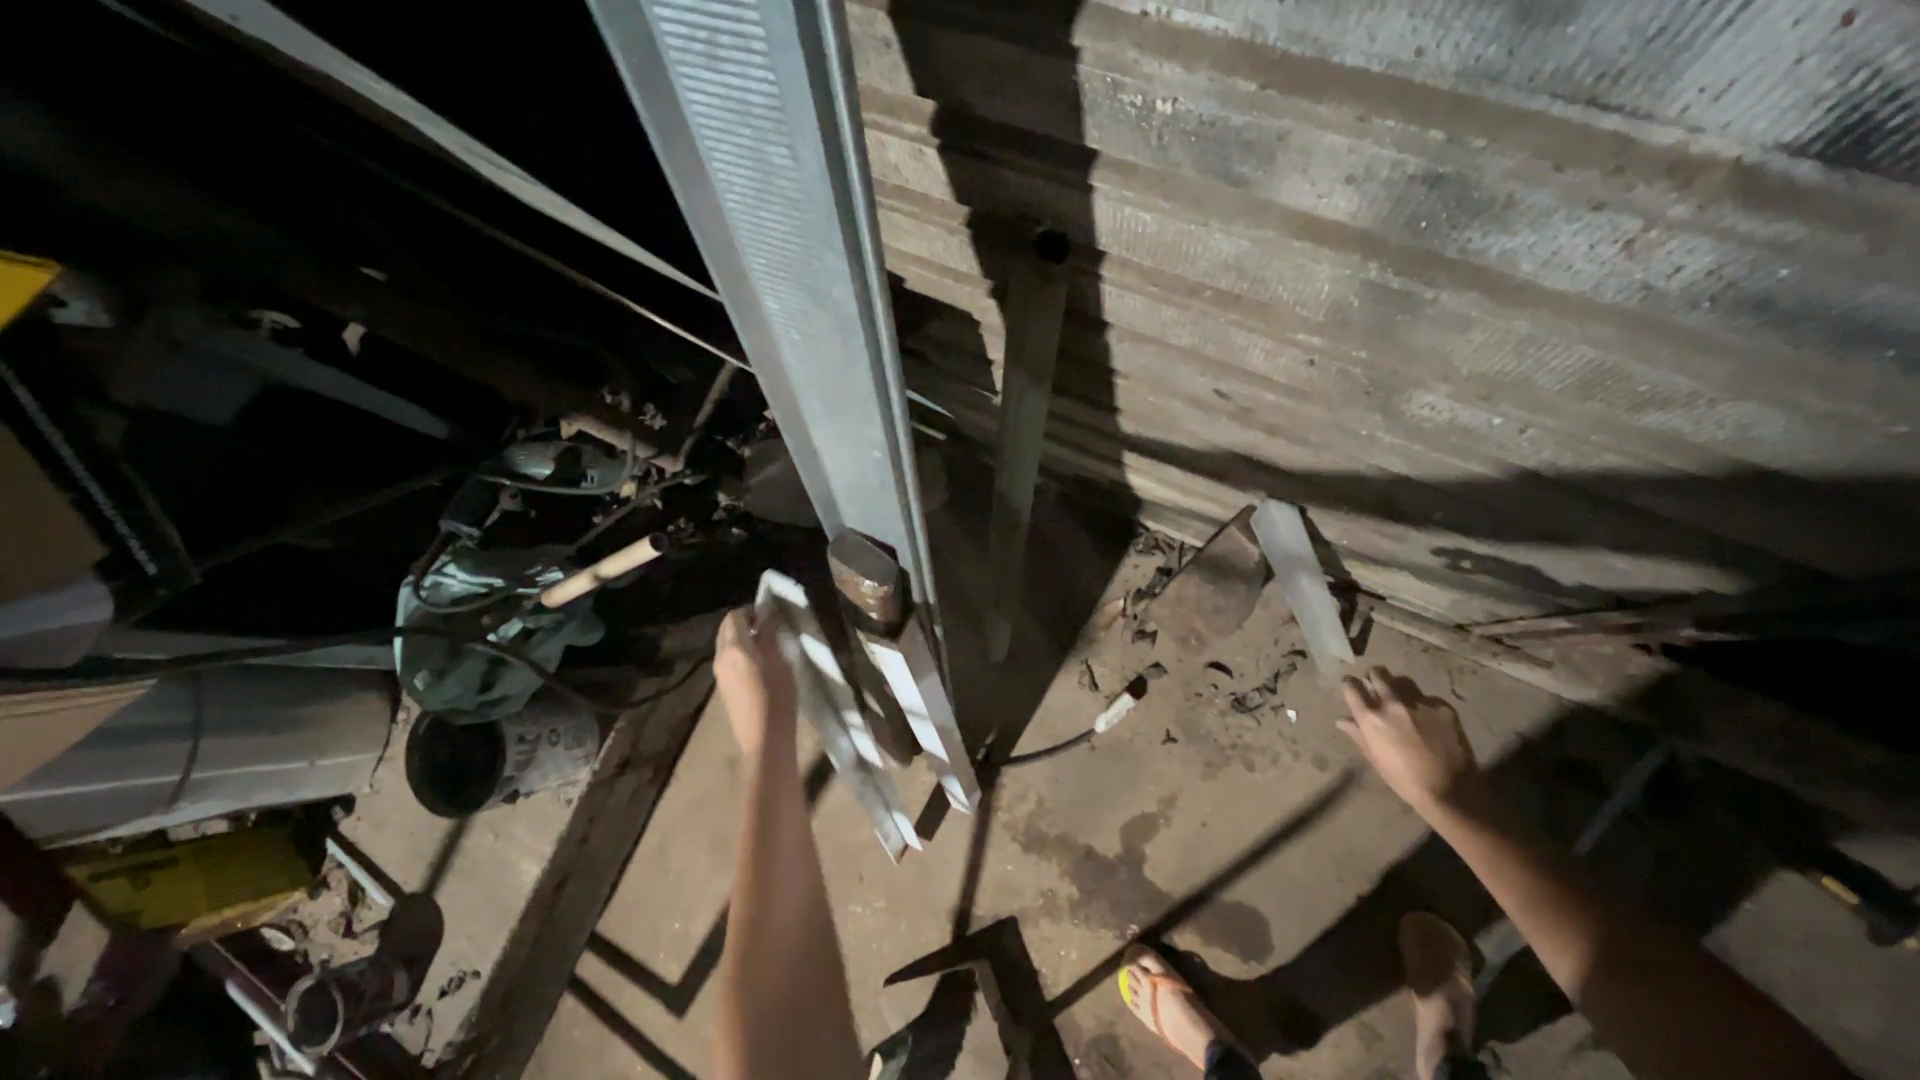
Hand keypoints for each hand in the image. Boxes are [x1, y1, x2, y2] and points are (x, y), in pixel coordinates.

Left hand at [713, 607, 797, 757]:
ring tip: (765, 645)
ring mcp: (719, 674)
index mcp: (734, 648)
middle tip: (766, 627)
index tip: (769, 615)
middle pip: (726, 629)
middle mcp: (720, 657)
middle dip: (743, 623)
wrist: (763, 739)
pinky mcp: (723, 687)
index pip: (734, 616)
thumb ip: (771, 637)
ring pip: (725, 645)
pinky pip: (727, 660)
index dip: (751, 611)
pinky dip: (738, 653)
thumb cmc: (777, 698)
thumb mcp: (780, 663)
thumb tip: (768, 618)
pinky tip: (758, 664)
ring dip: (741, 639)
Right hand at [1339, 666, 1480, 814]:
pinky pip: (1428, 698)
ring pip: (1403, 681)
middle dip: (1374, 676)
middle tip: (1376, 684)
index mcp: (1371, 718)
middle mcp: (1392, 704)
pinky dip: (1423, 705)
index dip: (1350, 684)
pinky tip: (1429, 719)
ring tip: (1402, 698)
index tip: (1351, 686)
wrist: (1449, 789)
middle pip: (1378, 674)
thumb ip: (1358, 734)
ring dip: (1398, 686)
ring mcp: (1419, 703)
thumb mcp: (1375, 759)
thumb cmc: (1404, 780)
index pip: (1352, 687)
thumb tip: (1342, 720)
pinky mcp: (1443, 707)